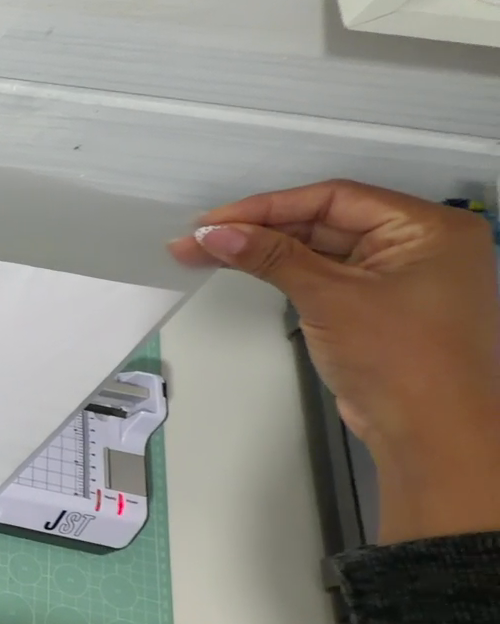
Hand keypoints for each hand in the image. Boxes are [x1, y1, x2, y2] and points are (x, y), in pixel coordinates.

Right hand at [168, 180, 499, 542]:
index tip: (210, 221)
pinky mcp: (372, 302)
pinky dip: (279, 270)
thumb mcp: (329, 296)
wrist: (428, 425)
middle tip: (196, 239)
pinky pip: (319, 272)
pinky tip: (242, 269)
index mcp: (427, 228)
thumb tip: (214, 231)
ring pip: (315, 247)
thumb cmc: (400, 356)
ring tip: (203, 253)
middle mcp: (417, 243)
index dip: (266, 207)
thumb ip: (271, 257)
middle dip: (256, 229)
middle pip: (322, 220)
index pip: (333, 198)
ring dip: (260, 250)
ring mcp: (395, 274)